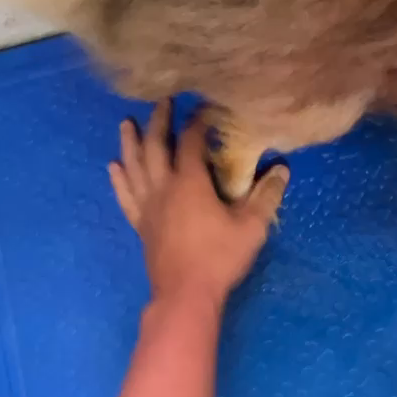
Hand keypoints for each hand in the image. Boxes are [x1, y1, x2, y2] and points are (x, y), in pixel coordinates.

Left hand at [108, 101, 288, 306]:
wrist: (185, 294)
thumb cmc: (219, 258)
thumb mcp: (251, 227)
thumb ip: (266, 196)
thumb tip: (282, 169)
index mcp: (189, 182)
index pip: (191, 142)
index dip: (198, 122)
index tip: (205, 108)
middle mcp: (163, 187)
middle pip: (155, 146)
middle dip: (159, 121)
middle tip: (162, 101)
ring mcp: (148, 206)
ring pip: (134, 166)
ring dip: (130, 143)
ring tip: (126, 123)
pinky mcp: (140, 224)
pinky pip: (125, 195)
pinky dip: (119, 179)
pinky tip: (114, 167)